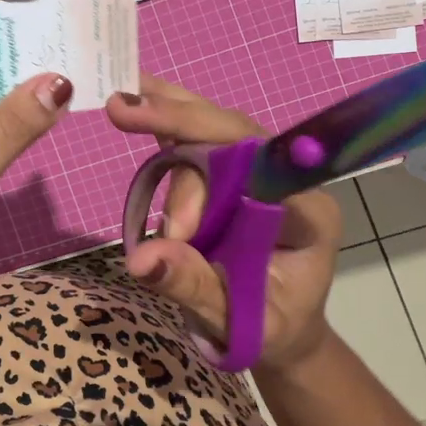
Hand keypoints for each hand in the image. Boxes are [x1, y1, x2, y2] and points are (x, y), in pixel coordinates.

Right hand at [106, 75, 340, 371]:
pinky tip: (137, 92)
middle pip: (231, 136)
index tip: (152, 148)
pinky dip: (166, 115)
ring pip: (211, 128)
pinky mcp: (228, 171)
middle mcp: (286, 182)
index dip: (202, 158)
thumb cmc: (269, 331)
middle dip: (176, 129)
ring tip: (121, 105)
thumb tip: (141, 259)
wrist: (279, 333)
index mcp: (305, 214)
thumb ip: (194, 288)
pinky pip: (198, 134)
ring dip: (165, 121)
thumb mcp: (239, 323)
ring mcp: (257, 172)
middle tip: (120, 114)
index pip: (259, 165)